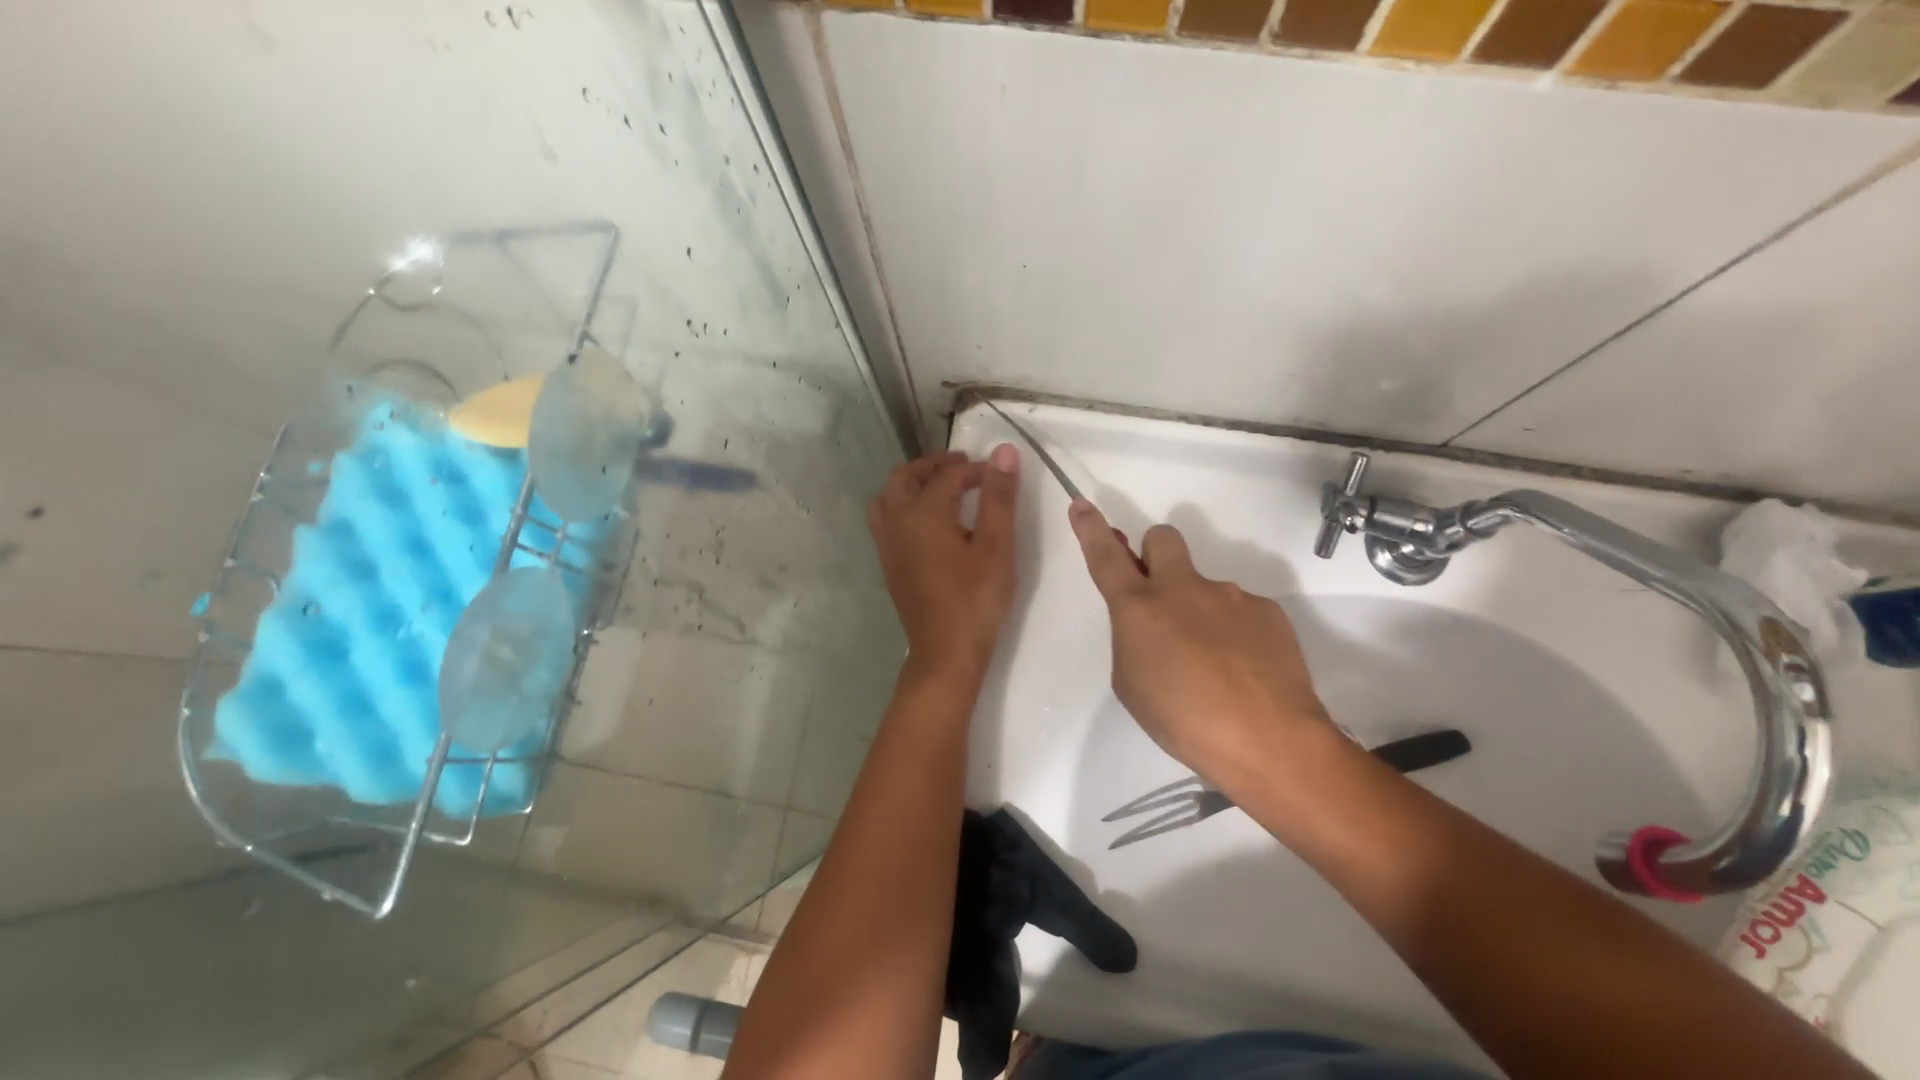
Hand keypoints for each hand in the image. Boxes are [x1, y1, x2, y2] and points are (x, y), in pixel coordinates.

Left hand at [868, 446, 1020, 675]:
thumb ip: (999, 496)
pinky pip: (886, 521)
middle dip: (933, 466)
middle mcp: (897, 523)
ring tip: (939, 488)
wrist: (946, 652)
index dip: (974, 469)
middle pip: (905, 478)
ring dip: (911, 484)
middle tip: (962, 466)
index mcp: (923, 514)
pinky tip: (928, 522)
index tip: (999, 473)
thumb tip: (1004, 451)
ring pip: (888, 498)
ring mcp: (888, 546)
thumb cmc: (976, 599)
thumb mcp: (997, 546)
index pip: (948, 475)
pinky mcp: (889, 565)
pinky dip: (903, 506)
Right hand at [1068, 501, 1334, 788]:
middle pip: (1162, 538)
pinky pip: (1240, 611)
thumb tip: (1150, 626)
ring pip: (1205, 586)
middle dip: (1155, 555)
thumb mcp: (1132, 686)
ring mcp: (1229, 594)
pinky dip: (1236, 632)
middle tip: (1162, 595)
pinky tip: (1245, 670)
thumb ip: (1133, 641)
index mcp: (1139, 609)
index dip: (1090, 529)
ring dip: (1201, 611)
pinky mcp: (1267, 609)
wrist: (1267, 739)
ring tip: (1216, 665)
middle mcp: (1183, 589)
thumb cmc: (1183, 722)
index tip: (1082, 505)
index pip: (1106, 556)